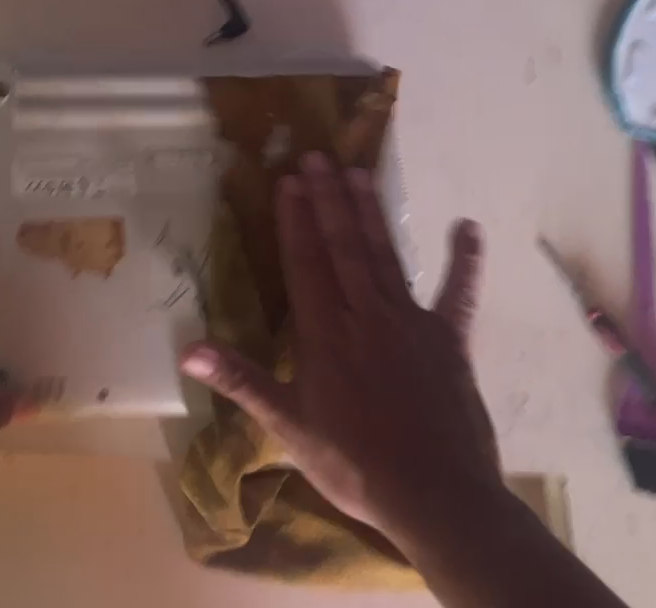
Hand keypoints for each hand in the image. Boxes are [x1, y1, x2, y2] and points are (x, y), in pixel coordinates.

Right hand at [179, 152, 499, 542]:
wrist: (438, 498)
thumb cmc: (353, 463)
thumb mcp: (288, 425)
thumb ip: (241, 380)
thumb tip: (187, 350)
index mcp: (325, 333)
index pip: (306, 262)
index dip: (295, 220)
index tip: (289, 180)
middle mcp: (365, 315)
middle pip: (343, 247)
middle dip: (328, 200)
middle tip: (318, 157)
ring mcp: (411, 323)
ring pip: (385, 257)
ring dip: (370, 213)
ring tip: (359, 173)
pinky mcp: (449, 341)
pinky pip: (459, 296)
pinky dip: (463, 262)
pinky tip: (468, 228)